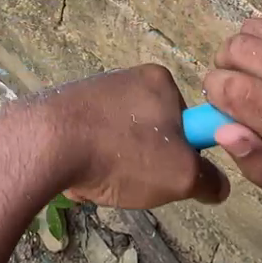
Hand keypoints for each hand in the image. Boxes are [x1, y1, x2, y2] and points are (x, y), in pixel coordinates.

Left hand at [9, 65, 229, 209]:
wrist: (47, 143)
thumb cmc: (120, 152)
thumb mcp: (182, 174)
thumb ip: (209, 179)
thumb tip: (214, 184)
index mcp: (159, 80)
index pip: (191, 123)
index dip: (186, 154)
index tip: (170, 169)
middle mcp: (129, 78)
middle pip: (157, 135)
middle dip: (150, 164)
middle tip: (138, 179)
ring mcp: (98, 91)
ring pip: (126, 144)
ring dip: (121, 168)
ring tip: (107, 177)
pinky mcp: (73, 107)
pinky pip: (98, 144)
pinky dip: (95, 163)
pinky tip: (85, 172)